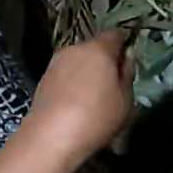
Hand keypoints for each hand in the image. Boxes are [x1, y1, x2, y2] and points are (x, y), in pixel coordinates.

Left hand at [25, 31, 134, 161]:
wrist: (50, 137)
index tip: (128, 61)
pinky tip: (77, 103)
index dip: (124, 44)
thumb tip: (127, 57)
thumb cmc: (96, 117)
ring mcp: (56, 63)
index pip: (115, 35)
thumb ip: (127, 74)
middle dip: (105, 60)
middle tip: (114, 83)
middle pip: (95, 47)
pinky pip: (66, 74)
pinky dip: (74, 82)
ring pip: (79, 61)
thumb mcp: (125, 99)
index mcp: (98, 49)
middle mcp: (75, 49)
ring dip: (88, 72)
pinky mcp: (44, 79)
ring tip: (94, 97)